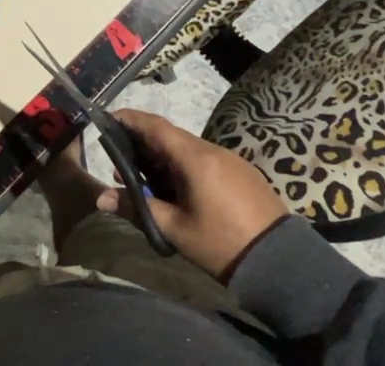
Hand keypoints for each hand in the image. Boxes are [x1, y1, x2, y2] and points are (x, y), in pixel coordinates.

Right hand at [96, 109, 289, 279]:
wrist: (282, 264)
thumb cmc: (222, 244)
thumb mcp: (175, 229)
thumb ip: (137, 208)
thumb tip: (101, 198)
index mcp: (194, 157)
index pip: (155, 126)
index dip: (129, 119)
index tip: (107, 119)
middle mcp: (212, 150)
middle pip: (170, 136)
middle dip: (142, 142)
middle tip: (118, 157)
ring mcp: (231, 160)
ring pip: (188, 149)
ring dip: (163, 156)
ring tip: (144, 177)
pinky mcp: (243, 174)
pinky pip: (205, 160)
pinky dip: (183, 166)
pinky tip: (177, 187)